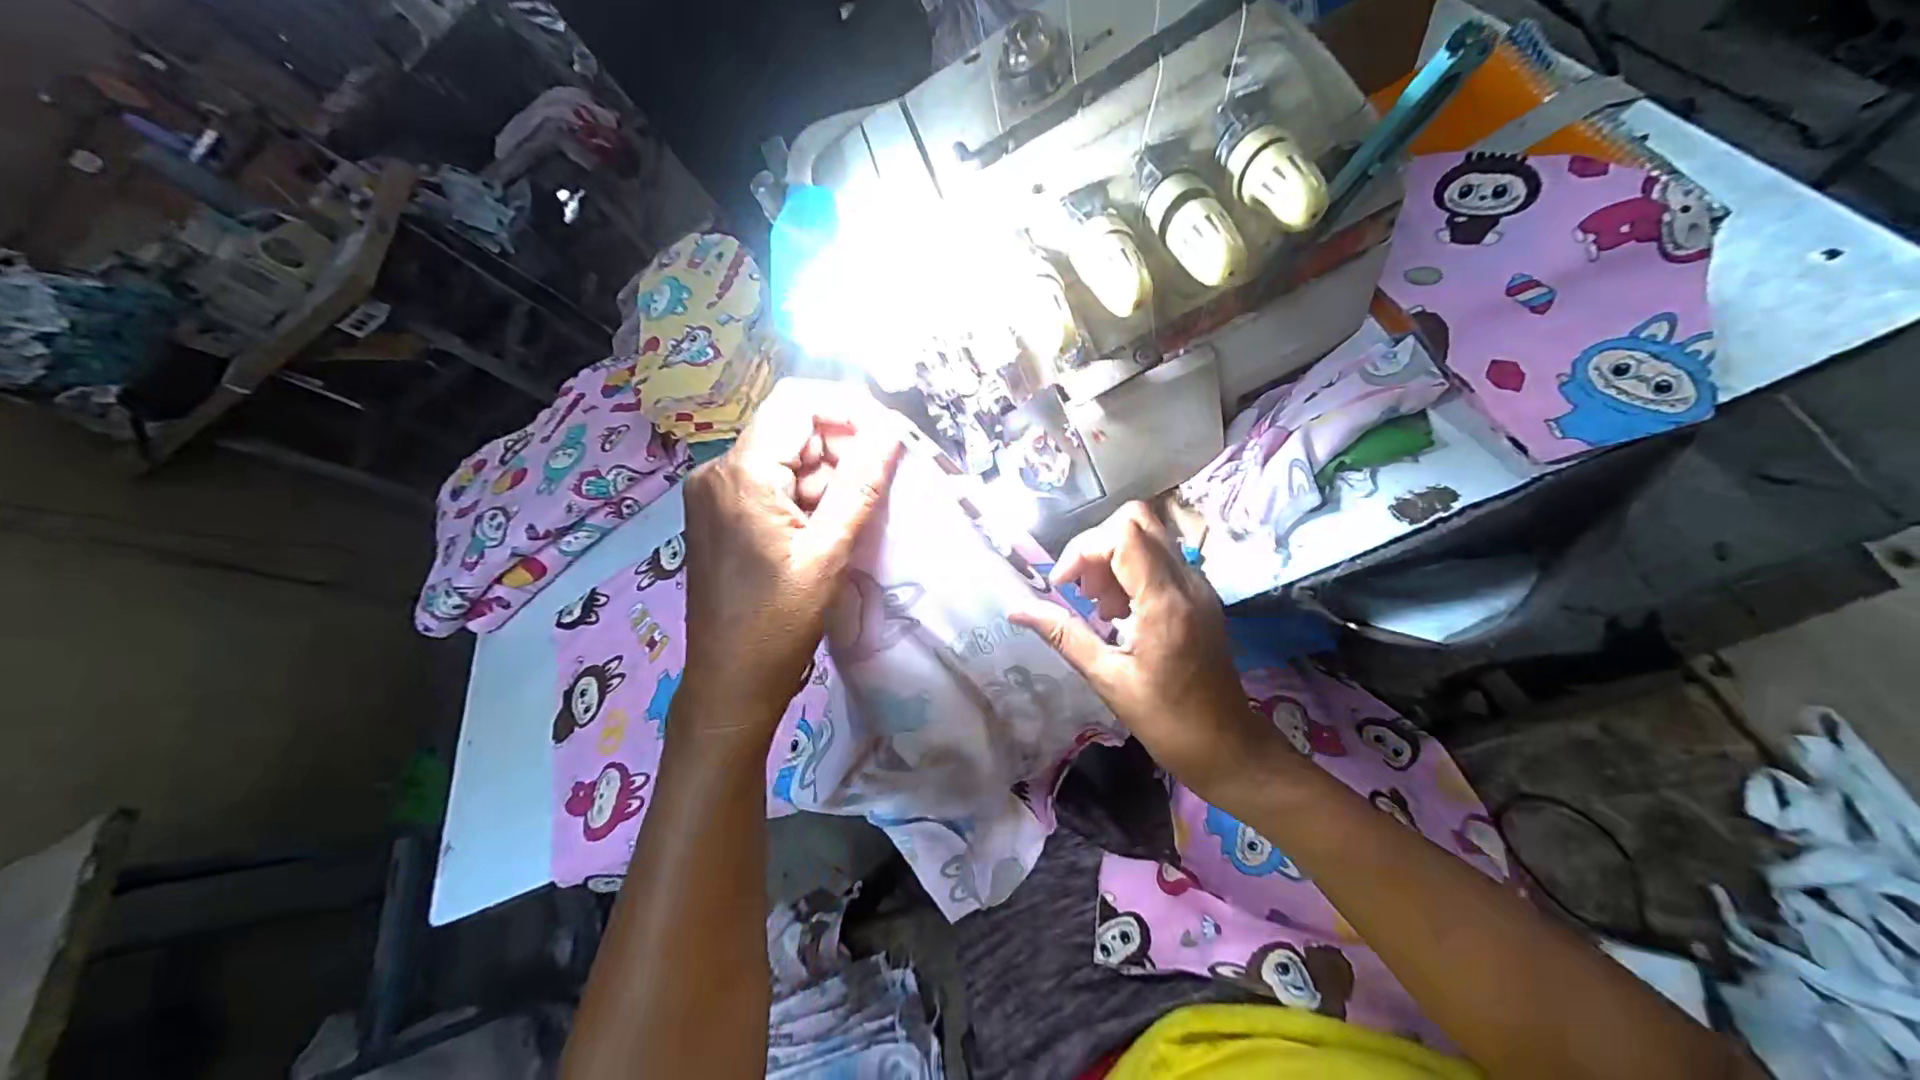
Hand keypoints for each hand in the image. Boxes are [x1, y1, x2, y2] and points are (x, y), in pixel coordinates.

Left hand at [680, 379, 903, 740]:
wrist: (730, 682)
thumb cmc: (779, 623)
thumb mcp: (830, 552)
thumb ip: (861, 485)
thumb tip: (892, 431)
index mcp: (741, 473)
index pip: (796, 402)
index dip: (846, 410)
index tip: (886, 440)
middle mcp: (718, 471)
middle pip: (791, 430)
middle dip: (839, 452)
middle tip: (874, 495)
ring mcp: (714, 494)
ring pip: (785, 459)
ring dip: (826, 480)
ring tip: (848, 527)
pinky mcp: (720, 516)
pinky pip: (772, 485)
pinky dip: (805, 498)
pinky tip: (824, 535)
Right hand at [1012, 502, 1290, 798]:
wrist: (1228, 747)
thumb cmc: (1167, 721)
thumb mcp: (1107, 679)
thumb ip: (1063, 635)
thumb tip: (1016, 609)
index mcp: (1164, 602)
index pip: (1122, 535)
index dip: (1083, 550)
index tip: (1064, 587)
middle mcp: (1187, 582)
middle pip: (1138, 519)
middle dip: (1098, 545)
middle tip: (1084, 590)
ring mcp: (1198, 586)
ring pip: (1150, 535)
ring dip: (1114, 558)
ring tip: (1102, 608)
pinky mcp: (1200, 596)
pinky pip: (1161, 559)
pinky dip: (1132, 571)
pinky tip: (1122, 614)